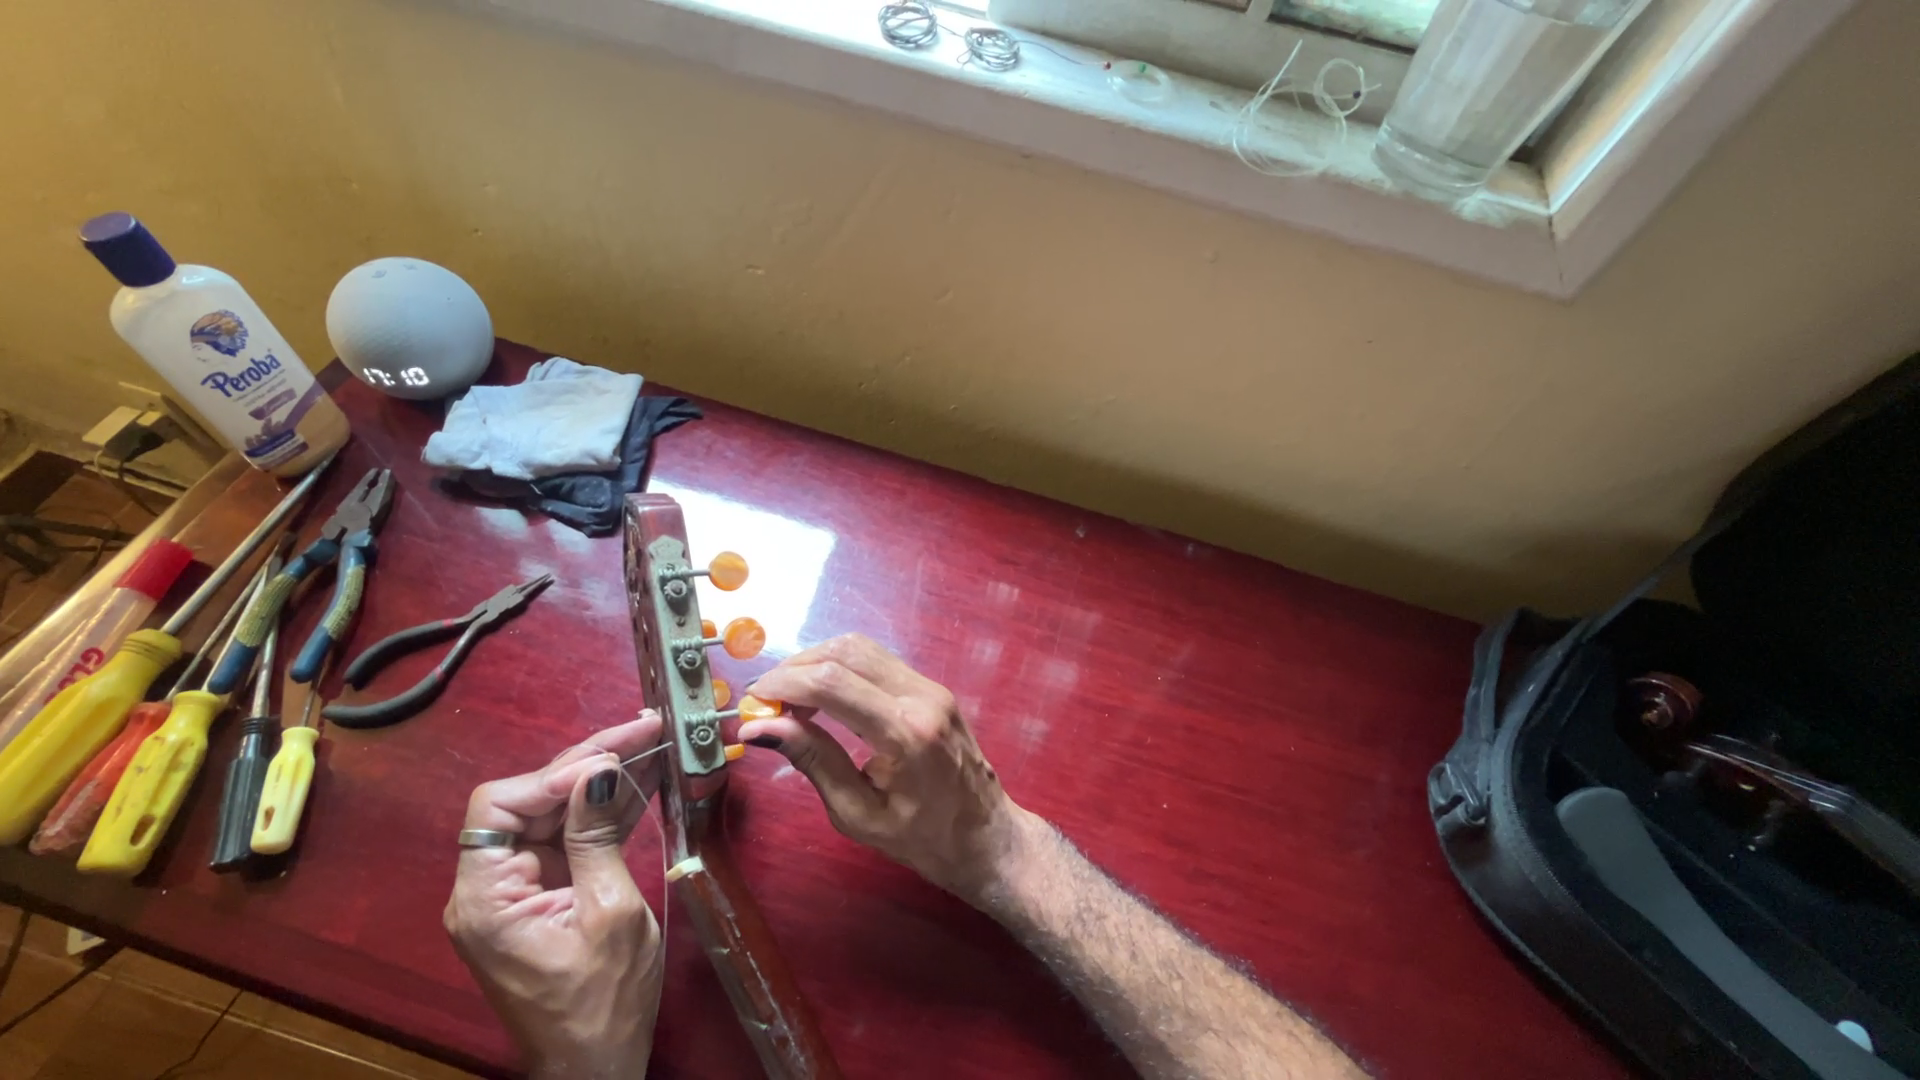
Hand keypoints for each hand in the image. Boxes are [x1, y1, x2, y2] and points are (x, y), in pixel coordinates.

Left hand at [444, 713, 664, 1079]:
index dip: (553, 777)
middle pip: (530, 800)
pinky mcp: (544, 890)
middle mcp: (489, 885)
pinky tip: (642, 778)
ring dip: (602, 778)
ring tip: (651, 741)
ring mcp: (516, 887)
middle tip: (645, 729)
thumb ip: (596, 837)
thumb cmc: (605, 1000)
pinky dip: (604, 808)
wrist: (596, 1066)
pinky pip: (570, 835)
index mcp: (488, 898)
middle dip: (588, 762)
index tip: (609, 762)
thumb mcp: (609, 912)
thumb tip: (599, 771)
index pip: (500, 806)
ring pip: (554, 811)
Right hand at [738, 634, 1039, 907]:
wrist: (989, 836)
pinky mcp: (933, 687)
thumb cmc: (925, 840)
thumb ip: (814, 761)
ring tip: (790, 701)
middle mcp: (921, 696)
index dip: (784, 684)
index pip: (832, 683)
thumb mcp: (859, 815)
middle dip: (795, 668)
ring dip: (817, 664)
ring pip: (861, 648)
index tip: (753, 703)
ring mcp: (931, 686)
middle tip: (767, 702)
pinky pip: (878, 661)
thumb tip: (761, 728)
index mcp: (906, 732)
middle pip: (846, 651)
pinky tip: (822, 699)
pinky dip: (841, 669)